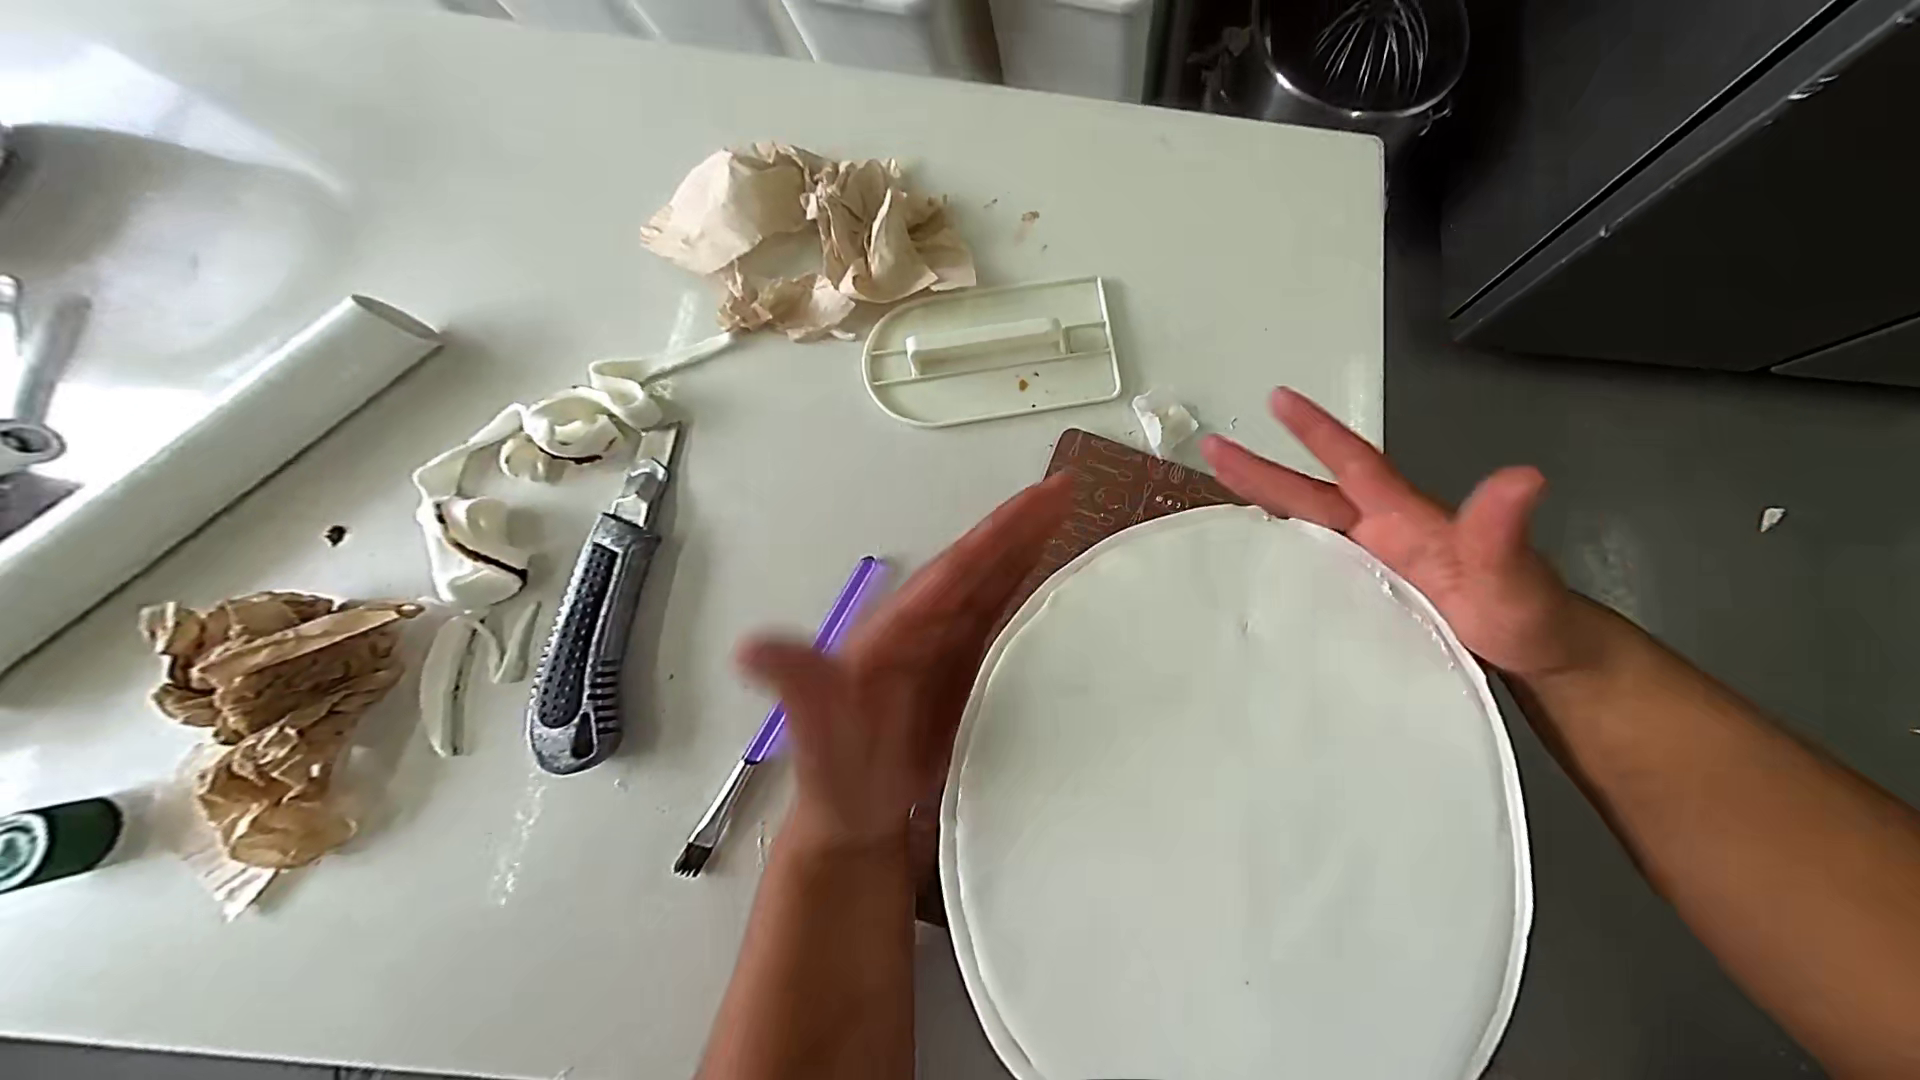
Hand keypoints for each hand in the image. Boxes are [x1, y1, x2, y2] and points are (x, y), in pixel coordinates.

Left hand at [737, 473, 1073, 849]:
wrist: (853, 811)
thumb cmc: (836, 771)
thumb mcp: (816, 732)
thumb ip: (799, 687)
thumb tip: (751, 648)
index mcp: (898, 628)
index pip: (955, 569)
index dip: (998, 531)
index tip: (1044, 494)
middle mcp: (923, 626)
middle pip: (978, 565)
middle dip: (1021, 525)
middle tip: (1067, 487)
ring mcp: (944, 646)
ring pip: (991, 585)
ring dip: (1028, 549)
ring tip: (1066, 515)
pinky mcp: (962, 668)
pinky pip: (997, 618)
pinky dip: (1024, 592)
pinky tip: (1047, 581)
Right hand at [1200, 388, 1595, 678]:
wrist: (1528, 653)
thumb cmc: (1524, 613)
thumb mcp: (1513, 577)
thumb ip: (1503, 534)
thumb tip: (1520, 478)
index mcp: (1399, 518)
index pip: (1351, 465)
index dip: (1315, 432)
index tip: (1277, 398)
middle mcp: (1373, 532)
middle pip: (1306, 494)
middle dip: (1258, 469)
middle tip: (1211, 446)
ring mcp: (1362, 561)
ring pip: (1301, 524)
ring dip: (1259, 504)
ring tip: (1214, 492)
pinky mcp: (1354, 592)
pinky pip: (1304, 561)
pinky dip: (1274, 549)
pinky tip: (1249, 556)